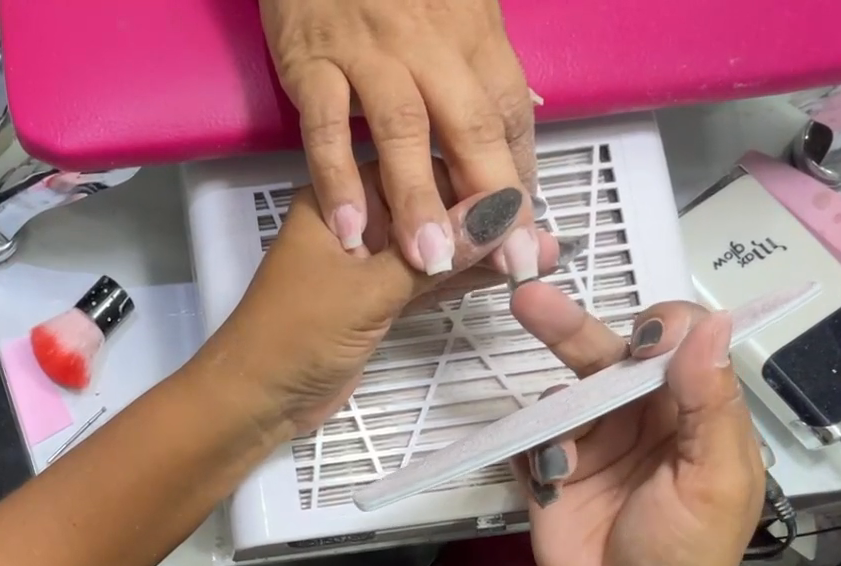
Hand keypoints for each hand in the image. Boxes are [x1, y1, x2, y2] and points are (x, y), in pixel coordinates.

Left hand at [202, 165, 554, 433]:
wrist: (254, 399)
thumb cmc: (296, 336)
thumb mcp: (367, 290)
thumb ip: (434, 252)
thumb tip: (503, 211)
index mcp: (339, 196)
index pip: (418, 171)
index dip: (475, 187)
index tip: (530, 202)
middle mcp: (354, 219)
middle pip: (430, 210)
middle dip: (486, 224)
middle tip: (544, 237)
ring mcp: (364, 263)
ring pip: (431, 248)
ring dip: (479, 255)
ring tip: (539, 257)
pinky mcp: (372, 300)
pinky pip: (423, 280)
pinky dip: (457, 280)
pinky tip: (500, 276)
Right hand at [260, 0, 540, 280]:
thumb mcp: (446, 7)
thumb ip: (473, 67)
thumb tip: (509, 124)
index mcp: (469, 30)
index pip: (508, 111)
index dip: (520, 176)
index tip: (527, 235)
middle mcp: (428, 42)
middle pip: (469, 125)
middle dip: (491, 201)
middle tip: (507, 266)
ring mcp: (368, 53)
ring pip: (403, 130)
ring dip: (417, 201)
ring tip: (428, 262)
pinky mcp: (312, 63)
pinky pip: (326, 127)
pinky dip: (338, 180)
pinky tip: (349, 230)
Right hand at [508, 285, 763, 565]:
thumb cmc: (686, 553)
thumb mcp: (714, 481)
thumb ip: (709, 405)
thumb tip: (705, 326)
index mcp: (690, 411)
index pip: (676, 344)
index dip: (659, 331)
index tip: (644, 340)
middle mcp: (636, 416)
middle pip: (604, 356)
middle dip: (569, 327)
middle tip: (529, 300)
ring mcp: (587, 442)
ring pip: (560, 392)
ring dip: (547, 395)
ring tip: (553, 437)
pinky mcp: (546, 469)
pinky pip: (528, 438)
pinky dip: (527, 444)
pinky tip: (548, 473)